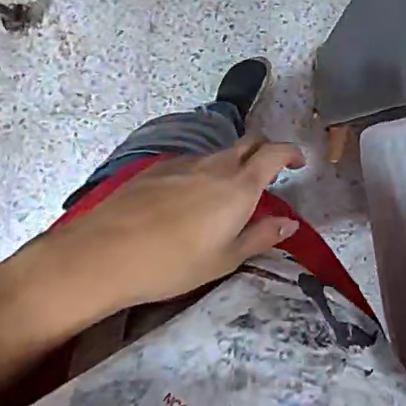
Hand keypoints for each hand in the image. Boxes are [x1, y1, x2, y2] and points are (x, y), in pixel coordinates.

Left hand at [0, 136, 306, 320]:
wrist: (106, 252)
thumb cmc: (174, 263)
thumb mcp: (225, 259)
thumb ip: (261, 236)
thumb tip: (290, 223)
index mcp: (240, 186)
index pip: (275, 152)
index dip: (291, 152)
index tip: (299, 162)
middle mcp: (216, 165)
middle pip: (249, 142)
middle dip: (265, 150)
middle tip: (270, 172)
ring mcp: (184, 162)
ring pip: (219, 153)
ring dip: (233, 163)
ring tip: (227, 193)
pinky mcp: (157, 168)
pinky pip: (192, 162)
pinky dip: (204, 172)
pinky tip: (189, 199)